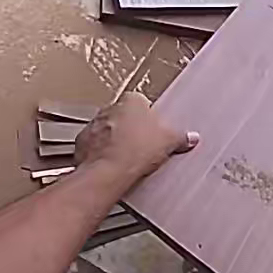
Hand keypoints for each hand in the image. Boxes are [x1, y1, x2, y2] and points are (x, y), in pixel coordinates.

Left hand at [75, 92, 197, 180]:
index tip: (154, 132)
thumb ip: (181, 137)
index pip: (143, 104)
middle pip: (123, 116)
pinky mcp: (82, 143)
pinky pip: (94, 146)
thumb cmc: (135, 151)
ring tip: (126, 159)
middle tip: (142, 146)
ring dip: (114, 141)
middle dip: (131, 129)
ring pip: (106, 131)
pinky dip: (100, 154)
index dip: (149, 120)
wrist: (108, 171)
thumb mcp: (168, 142)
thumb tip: (190, 138)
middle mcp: (109, 108)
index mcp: (132, 100)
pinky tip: (111, 165)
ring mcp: (93, 125)